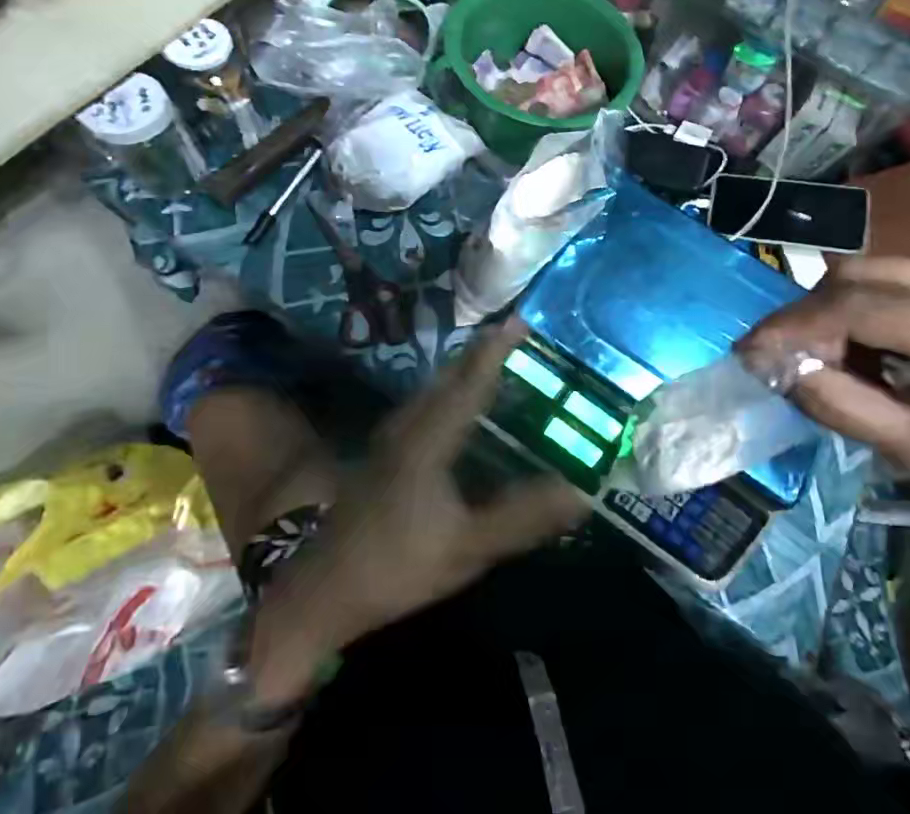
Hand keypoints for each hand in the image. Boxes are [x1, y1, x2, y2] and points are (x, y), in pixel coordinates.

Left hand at [252, 320, 586, 694]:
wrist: (328, 587)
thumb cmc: (399, 565)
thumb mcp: (469, 547)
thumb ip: (523, 517)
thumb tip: (581, 491)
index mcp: (427, 440)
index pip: (468, 384)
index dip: (495, 352)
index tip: (520, 321)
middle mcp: (406, 428)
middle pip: (446, 380)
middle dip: (480, 355)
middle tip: (515, 337)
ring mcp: (389, 440)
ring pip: (431, 393)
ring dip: (462, 374)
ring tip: (494, 365)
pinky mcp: (382, 456)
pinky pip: (423, 409)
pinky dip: (448, 397)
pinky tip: (460, 413)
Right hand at [744, 258, 909, 570]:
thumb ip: (843, 405)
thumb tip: (776, 369)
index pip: (862, 306)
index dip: (793, 327)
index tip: (745, 354)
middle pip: (862, 277)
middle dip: (807, 319)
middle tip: (778, 363)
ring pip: (869, 276)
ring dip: (829, 317)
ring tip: (820, 366)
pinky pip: (890, 287)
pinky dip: (855, 319)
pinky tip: (858, 358)